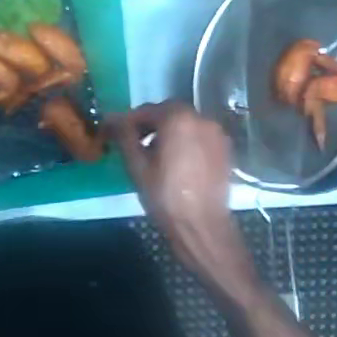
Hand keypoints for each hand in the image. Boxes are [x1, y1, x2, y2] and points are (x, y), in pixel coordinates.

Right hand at [104, 101, 259, 299]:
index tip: (116, 136)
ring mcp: (217, 134)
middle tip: (135, 146)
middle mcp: (202, 118)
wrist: (202, 226)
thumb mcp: (137, 166)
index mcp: (178, 118)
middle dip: (150, 126)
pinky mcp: (225, 150)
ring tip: (156, 157)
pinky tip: (177, 164)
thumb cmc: (165, 196)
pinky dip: (186, 144)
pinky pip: (200, 138)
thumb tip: (111, 119)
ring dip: (169, 134)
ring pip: (186, 126)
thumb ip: (124, 136)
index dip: (128, 122)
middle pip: (169, 114)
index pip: (146, 110)